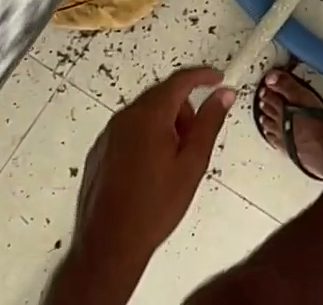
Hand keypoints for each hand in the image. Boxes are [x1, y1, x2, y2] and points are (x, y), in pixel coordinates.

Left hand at [73, 67, 235, 271]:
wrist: (110, 246)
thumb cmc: (152, 209)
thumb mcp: (193, 163)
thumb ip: (210, 122)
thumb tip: (223, 94)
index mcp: (149, 116)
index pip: (180, 80)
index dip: (203, 76)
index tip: (216, 78)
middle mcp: (124, 118)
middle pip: (162, 95)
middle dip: (183, 109)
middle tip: (195, 138)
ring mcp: (108, 135)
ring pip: (145, 113)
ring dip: (165, 124)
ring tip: (174, 161)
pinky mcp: (99, 152)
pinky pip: (128, 130)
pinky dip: (145, 136)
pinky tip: (152, 169)